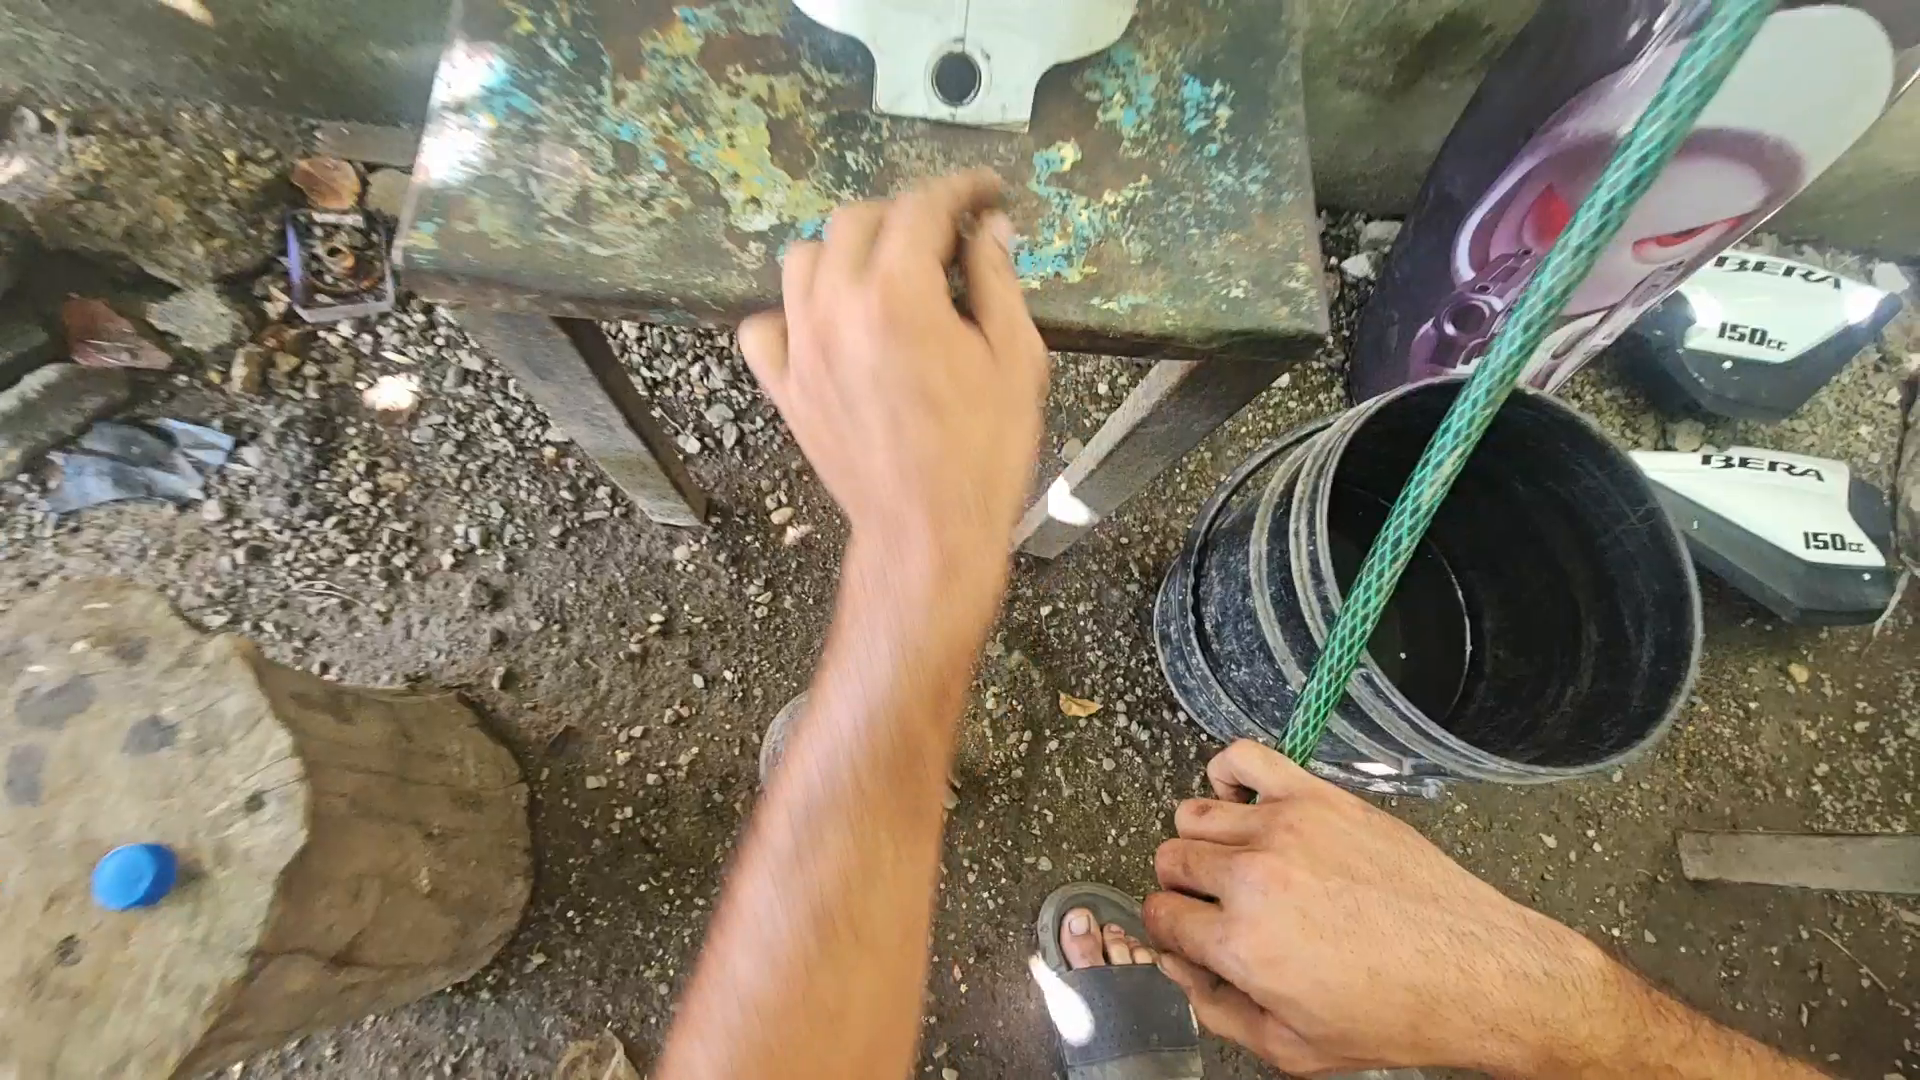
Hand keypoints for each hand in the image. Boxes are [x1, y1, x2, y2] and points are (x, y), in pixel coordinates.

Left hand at [738, 170, 1048, 566]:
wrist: (928, 533)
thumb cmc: (984, 453)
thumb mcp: (1015, 362)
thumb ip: (998, 282)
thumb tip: (989, 229)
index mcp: (900, 295)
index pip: (922, 207)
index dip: (959, 189)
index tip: (984, 193)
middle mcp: (837, 308)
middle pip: (856, 221)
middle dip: (905, 216)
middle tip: (944, 242)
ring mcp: (801, 348)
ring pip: (802, 261)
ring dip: (844, 253)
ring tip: (883, 276)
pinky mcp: (784, 388)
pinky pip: (763, 327)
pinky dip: (791, 314)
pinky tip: (825, 328)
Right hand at [1144, 741, 1616, 1076]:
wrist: (1482, 973)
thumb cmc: (1399, 1014)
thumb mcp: (1298, 1050)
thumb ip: (1219, 1012)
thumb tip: (1177, 968)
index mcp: (1244, 944)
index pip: (1160, 915)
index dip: (1170, 931)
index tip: (1189, 934)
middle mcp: (1253, 877)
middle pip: (1170, 859)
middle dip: (1183, 889)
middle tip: (1216, 905)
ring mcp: (1282, 826)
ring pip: (1193, 815)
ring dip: (1202, 842)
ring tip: (1235, 862)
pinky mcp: (1312, 796)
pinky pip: (1240, 757)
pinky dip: (1226, 773)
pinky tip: (1243, 804)